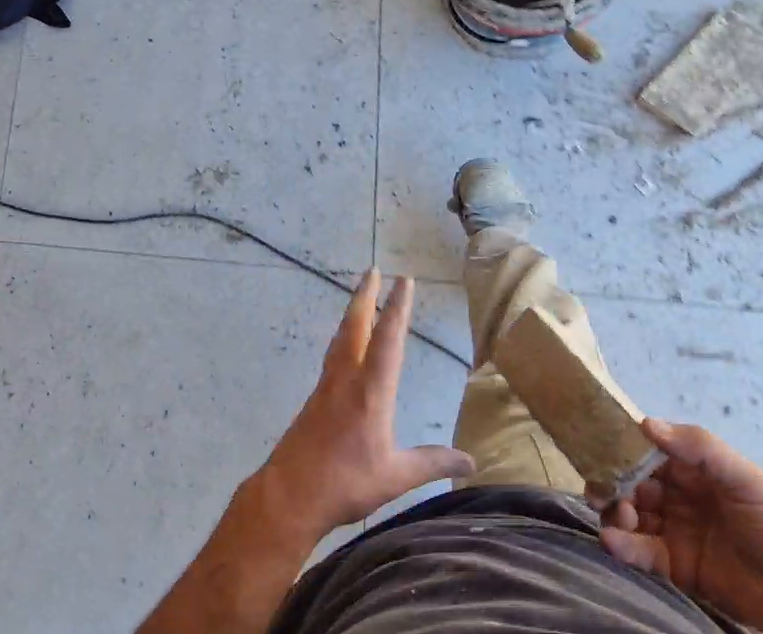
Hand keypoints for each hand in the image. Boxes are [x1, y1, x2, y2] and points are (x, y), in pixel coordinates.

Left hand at [254, 270, 474, 534]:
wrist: (290, 493)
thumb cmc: (345, 483)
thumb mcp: (396, 476)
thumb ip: (433, 462)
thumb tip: (472, 461)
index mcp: (371, 392)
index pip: (388, 340)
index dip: (397, 309)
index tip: (403, 280)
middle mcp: (346, 380)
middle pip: (356, 327)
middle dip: (366, 296)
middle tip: (373, 270)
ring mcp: (326, 387)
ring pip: (341, 339)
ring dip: (353, 314)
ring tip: (360, 298)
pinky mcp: (314, 399)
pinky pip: (332, 356)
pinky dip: (343, 339)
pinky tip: (346, 346)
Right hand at [599, 419, 762, 633]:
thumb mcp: (748, 480)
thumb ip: (699, 448)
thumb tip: (644, 422)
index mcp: (696, 472)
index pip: (648, 454)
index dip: (622, 450)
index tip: (598, 451)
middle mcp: (682, 499)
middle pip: (632, 484)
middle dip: (612, 483)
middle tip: (601, 491)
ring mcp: (678, 534)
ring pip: (631, 517)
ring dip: (614, 513)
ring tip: (616, 516)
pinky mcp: (679, 569)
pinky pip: (642, 554)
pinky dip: (623, 546)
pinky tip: (613, 541)